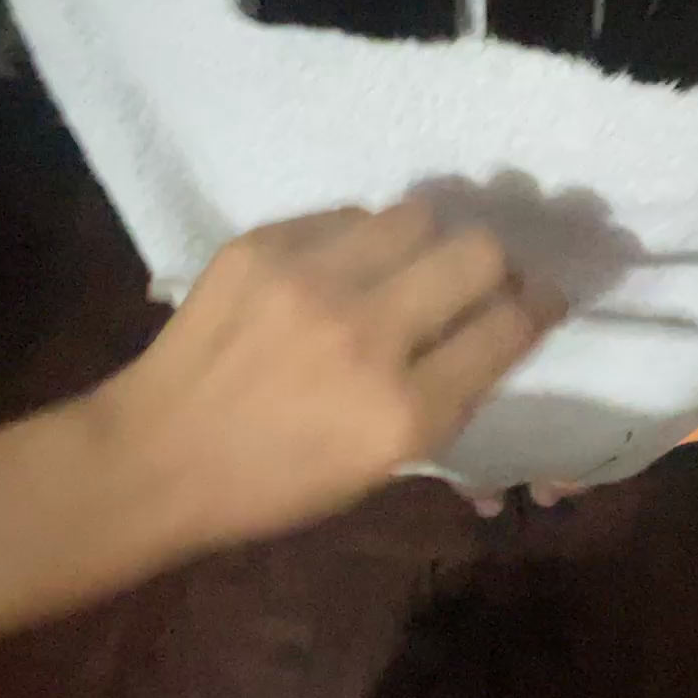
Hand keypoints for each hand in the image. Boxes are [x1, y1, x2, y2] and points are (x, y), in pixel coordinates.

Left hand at [88, 203, 567, 548]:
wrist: (155, 456)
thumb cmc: (280, 482)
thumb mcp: (385, 464)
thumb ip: (451, 394)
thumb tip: (498, 327)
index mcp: (405, 413)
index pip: (510, 327)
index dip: (541, 303)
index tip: (543, 295)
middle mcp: (367, 336)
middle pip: (478, 252)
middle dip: (494, 264)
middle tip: (476, 277)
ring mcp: (311, 281)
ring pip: (417, 215)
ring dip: (426, 243)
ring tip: (402, 268)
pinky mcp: (262, 245)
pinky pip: (348, 215)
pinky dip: (360, 241)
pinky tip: (334, 272)